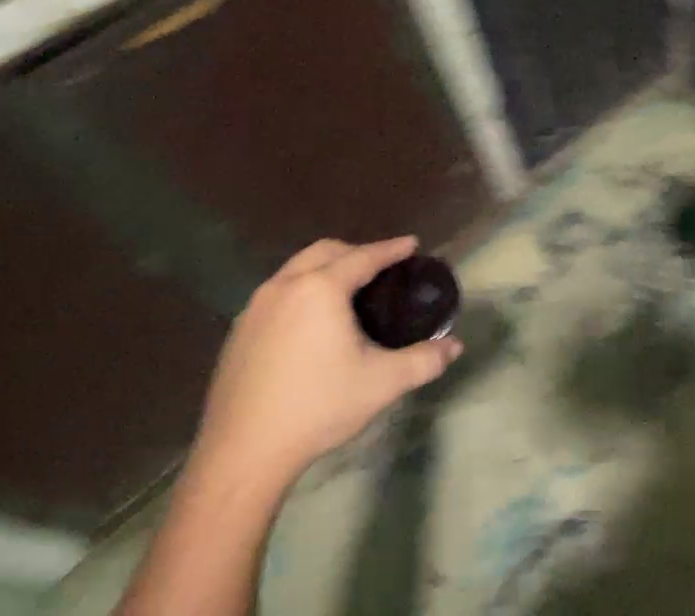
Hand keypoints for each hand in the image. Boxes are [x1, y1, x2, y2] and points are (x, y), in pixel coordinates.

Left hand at [186, 237, 462, 494]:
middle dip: (356, 252)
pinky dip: (301, 292)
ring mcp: (255, 307)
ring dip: (324, 269)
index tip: (412, 244)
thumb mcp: (382, 383)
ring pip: (296, 270)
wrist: (244, 450)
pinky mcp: (239, 330)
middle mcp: (285, 286)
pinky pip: (277, 294)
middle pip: (325, 252)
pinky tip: (311, 323)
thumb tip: (454, 346)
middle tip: (381, 268)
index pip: (363, 256)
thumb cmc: (319, 407)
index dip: (391, 249)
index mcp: (320, 289)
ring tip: (347, 292)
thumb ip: (424, 360)